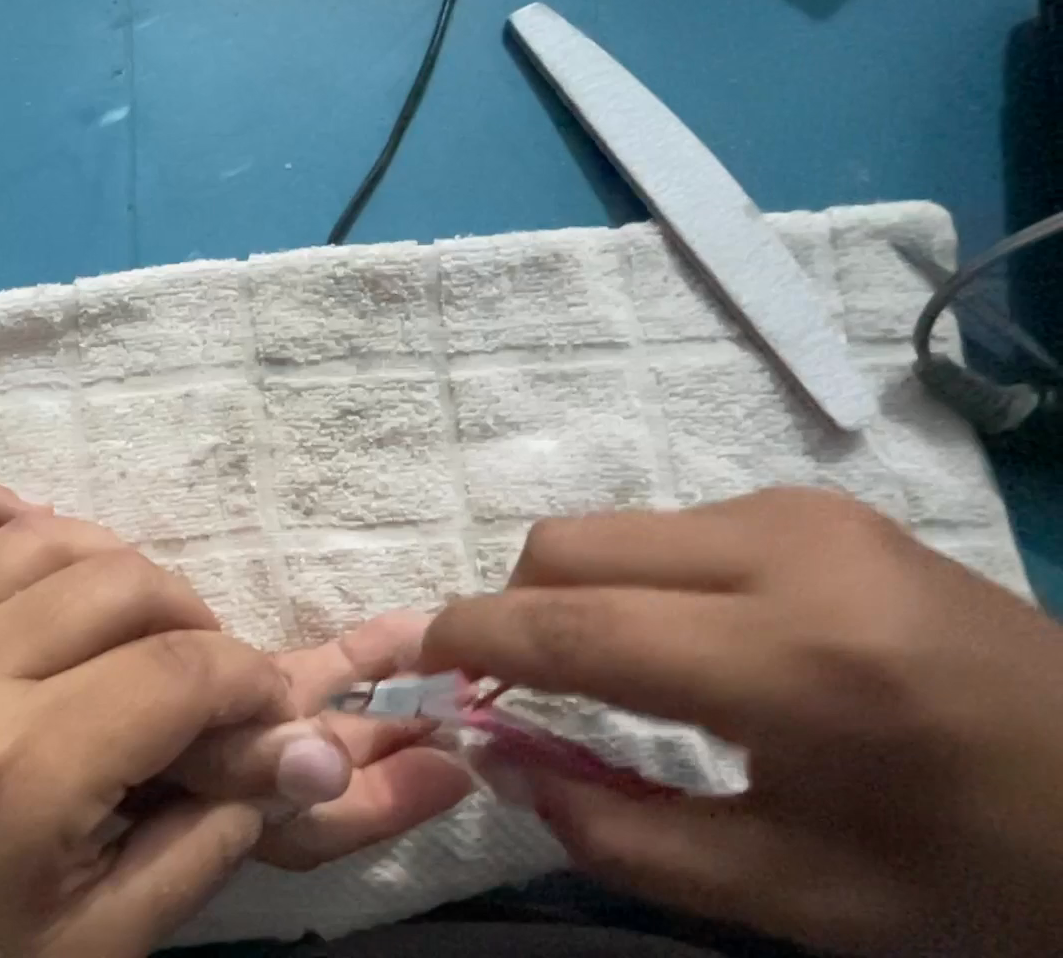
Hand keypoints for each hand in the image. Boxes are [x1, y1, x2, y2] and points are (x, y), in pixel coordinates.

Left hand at [0, 481, 471, 871]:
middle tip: (209, 682)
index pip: (179, 672)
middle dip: (197, 624)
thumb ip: (212, 833)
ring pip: (45, 538)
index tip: (273, 711)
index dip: (250, 682)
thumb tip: (308, 750)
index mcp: (22, 769)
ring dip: (118, 566)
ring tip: (141, 626)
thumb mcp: (107, 936)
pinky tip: (30, 528)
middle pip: (123, 585)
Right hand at [420, 487, 1062, 956]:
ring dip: (564, 596)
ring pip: (600, 531)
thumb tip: (491, 756)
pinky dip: (622, 581)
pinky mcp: (806, 503)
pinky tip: (672, 638)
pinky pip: (656, 529)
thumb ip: (615, 834)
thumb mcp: (795, 896)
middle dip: (509, 611)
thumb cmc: (981, 871)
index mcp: (798, 666)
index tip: (418, 663)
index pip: (573, 631)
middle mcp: (787, 554)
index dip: (472, 641)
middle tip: (516, 685)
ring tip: (599, 667)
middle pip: (563, 549)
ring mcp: (799, 513)